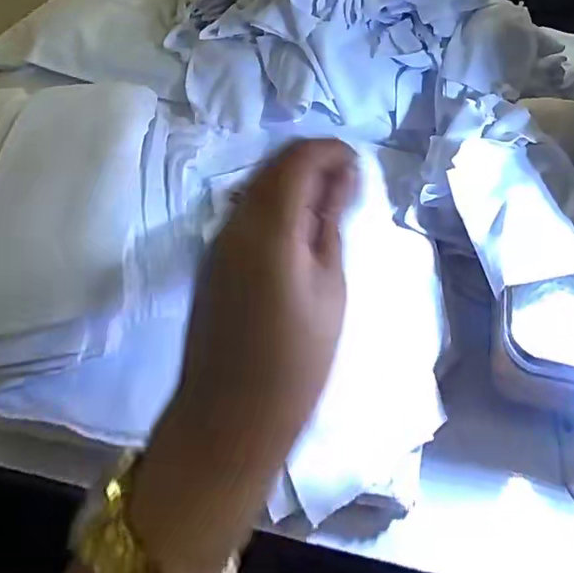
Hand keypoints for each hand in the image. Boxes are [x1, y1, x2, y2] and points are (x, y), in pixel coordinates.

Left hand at [175, 137, 358, 444]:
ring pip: (259, 185)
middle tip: (351, 184)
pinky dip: (279, 202)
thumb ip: (330, 224)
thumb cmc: (296, 360)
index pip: (297, 160)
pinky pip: (248, 210)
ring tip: (332, 205)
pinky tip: (303, 228)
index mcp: (268, 230)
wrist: (227, 421)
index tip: (359, 166)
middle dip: (315, 161)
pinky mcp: (214, 262)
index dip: (331, 151)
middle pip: (274, 165)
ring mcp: (218, 243)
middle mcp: (234, 226)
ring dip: (296, 180)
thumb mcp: (331, 287)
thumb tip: (341, 180)